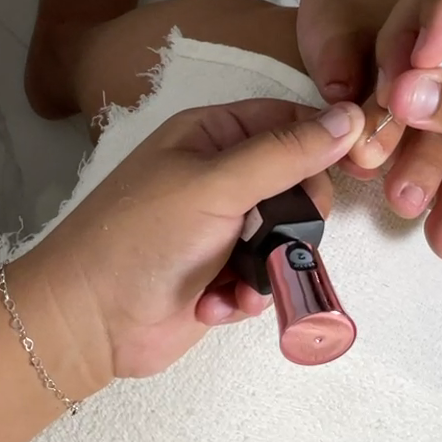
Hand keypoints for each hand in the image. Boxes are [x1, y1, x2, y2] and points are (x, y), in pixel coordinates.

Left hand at [20, 99, 363, 383]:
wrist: (88, 323)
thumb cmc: (140, 240)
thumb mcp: (215, 186)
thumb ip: (284, 153)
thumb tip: (349, 118)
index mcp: (212, 135)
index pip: (289, 121)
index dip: (323, 142)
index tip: (353, 167)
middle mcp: (220, 176)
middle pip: (298, 185)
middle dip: (294, 220)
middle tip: (277, 236)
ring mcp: (221, 228)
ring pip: (285, 237)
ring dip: (267, 267)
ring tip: (235, 283)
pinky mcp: (221, 274)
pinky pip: (263, 277)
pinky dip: (245, 295)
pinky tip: (213, 304)